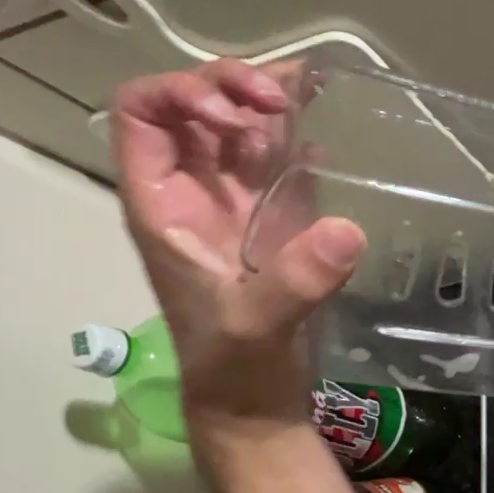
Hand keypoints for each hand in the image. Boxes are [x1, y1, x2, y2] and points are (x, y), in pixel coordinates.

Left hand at [112, 59, 366, 440]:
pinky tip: (328, 132)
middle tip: (285, 99)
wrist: (255, 405)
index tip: (241, 110)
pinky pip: (281, 167)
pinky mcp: (279, 227)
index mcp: (164, 205)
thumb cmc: (235, 368)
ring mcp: (238, 209)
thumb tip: (348, 228)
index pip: (145, 115)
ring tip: (313, 94)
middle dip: (232, 87)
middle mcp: (195, 195)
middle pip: (195, 110)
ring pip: (239, 131)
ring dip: (268, 105)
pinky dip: (300, 141)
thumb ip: (295, 281)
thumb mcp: (256, 326)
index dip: (184, 92)